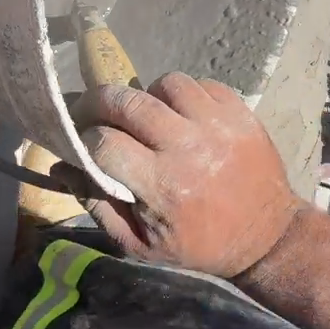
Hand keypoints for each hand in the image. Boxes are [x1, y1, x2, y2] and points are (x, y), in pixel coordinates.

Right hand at [65, 73, 304, 277]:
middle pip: (126, 101)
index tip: (81, 145)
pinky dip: (181, 95)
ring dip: (145, 96)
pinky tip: (178, 115)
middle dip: (98, 103)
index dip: (83, 139)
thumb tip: (60, 167)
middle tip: (91, 112)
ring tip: (144, 116)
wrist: (269, 239)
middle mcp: (188, 149)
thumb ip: (95, 204)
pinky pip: (199, 83)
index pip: (103, 142)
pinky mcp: (241, 114)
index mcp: (162, 185)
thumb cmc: (196, 245)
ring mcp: (219, 126)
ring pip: (164, 84)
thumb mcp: (138, 243)